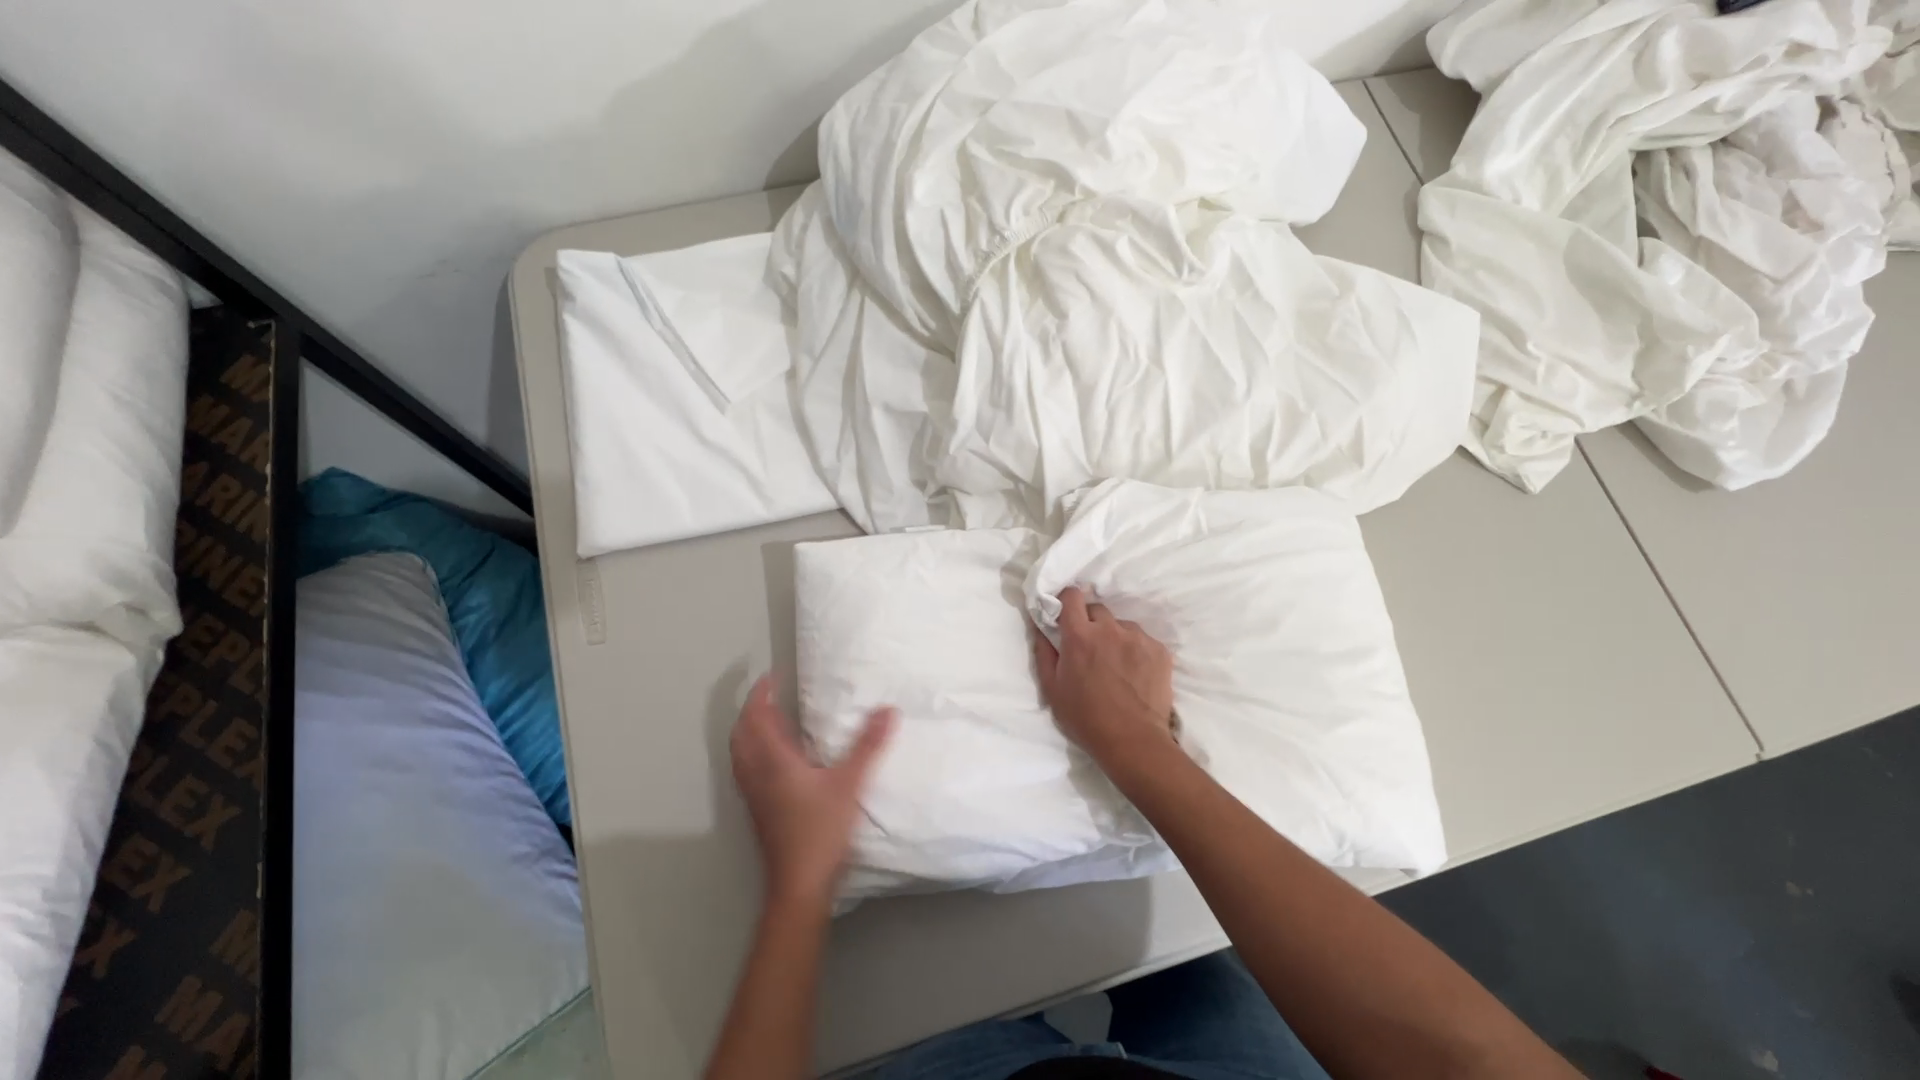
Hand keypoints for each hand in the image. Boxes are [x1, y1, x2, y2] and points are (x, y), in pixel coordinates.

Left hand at [730, 674, 894, 909]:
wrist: (799, 886)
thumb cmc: (820, 831)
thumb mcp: (850, 784)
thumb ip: (868, 745)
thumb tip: (887, 710)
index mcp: (772, 762)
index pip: (756, 718)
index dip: (760, 694)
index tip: (772, 676)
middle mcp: (756, 775)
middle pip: (742, 734)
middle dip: (752, 711)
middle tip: (772, 697)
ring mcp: (754, 797)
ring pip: (742, 755)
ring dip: (752, 733)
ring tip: (774, 724)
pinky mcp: (760, 813)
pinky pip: (749, 772)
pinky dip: (757, 755)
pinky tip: (779, 763)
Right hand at [1033, 586, 1176, 764]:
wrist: (1133, 741)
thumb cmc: (1085, 718)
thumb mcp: (1052, 689)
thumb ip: (1044, 652)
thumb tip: (1040, 627)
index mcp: (1080, 636)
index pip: (1072, 596)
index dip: (1067, 601)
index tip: (1067, 614)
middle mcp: (1110, 629)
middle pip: (1097, 610)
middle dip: (1091, 623)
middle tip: (1090, 649)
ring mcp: (1138, 638)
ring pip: (1122, 626)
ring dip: (1115, 637)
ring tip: (1116, 665)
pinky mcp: (1159, 650)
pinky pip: (1143, 641)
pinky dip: (1136, 651)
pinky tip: (1135, 674)